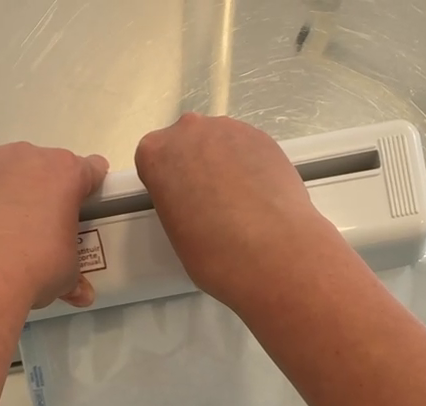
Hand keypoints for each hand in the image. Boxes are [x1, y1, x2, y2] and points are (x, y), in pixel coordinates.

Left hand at [0, 143, 108, 309]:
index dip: (91, 188)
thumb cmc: (35, 266)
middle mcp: (29, 157)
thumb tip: (81, 294)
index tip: (86, 208)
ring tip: (7, 230)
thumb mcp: (65, 277)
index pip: (91, 169)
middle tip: (45, 228)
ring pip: (11, 170)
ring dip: (14, 191)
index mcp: (66, 174)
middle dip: (49, 192)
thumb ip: (76, 278)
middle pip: (47, 167)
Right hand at [135, 115, 348, 312]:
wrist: (272, 254)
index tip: (180, 205)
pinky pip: (249, 150)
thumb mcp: (177, 235)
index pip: (153, 161)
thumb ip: (177, 207)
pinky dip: (251, 168)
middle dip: (196, 170)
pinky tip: (259, 197)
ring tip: (240, 205)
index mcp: (156, 155)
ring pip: (220, 144)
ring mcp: (229, 129)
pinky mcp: (263, 137)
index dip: (168, 185)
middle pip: (187, 145)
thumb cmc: (215, 255)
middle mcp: (189, 131)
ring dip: (225, 167)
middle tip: (209, 206)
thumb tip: (196, 209)